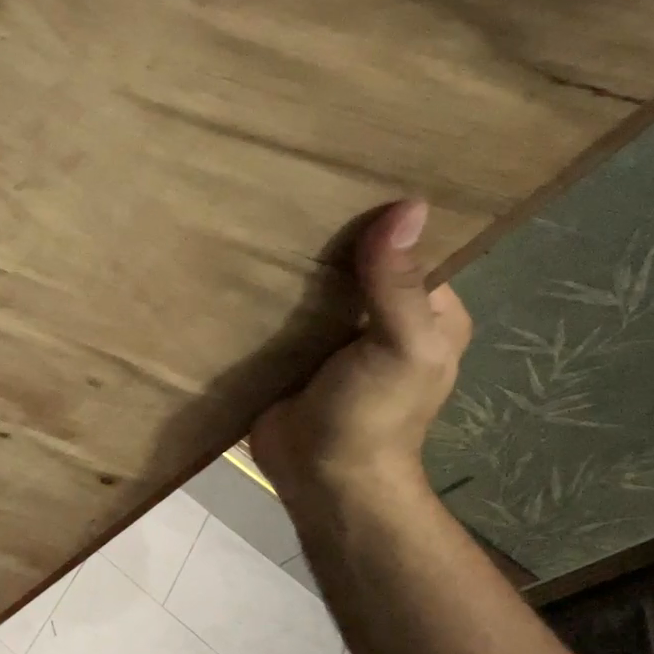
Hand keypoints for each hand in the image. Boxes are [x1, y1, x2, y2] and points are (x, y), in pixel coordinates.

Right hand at [252, 200, 472, 512]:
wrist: (320, 478)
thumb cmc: (374, 414)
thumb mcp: (401, 346)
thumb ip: (397, 283)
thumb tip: (406, 206)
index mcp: (425, 310)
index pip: (411, 247)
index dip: (386, 215)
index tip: (346, 175)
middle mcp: (377, 316)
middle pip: (353, 262)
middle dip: (324, 233)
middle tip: (281, 187)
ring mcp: (327, 336)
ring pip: (308, 285)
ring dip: (283, 262)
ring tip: (246, 214)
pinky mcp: (284, 353)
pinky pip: (272, 313)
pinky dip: (255, 294)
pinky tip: (228, 265)